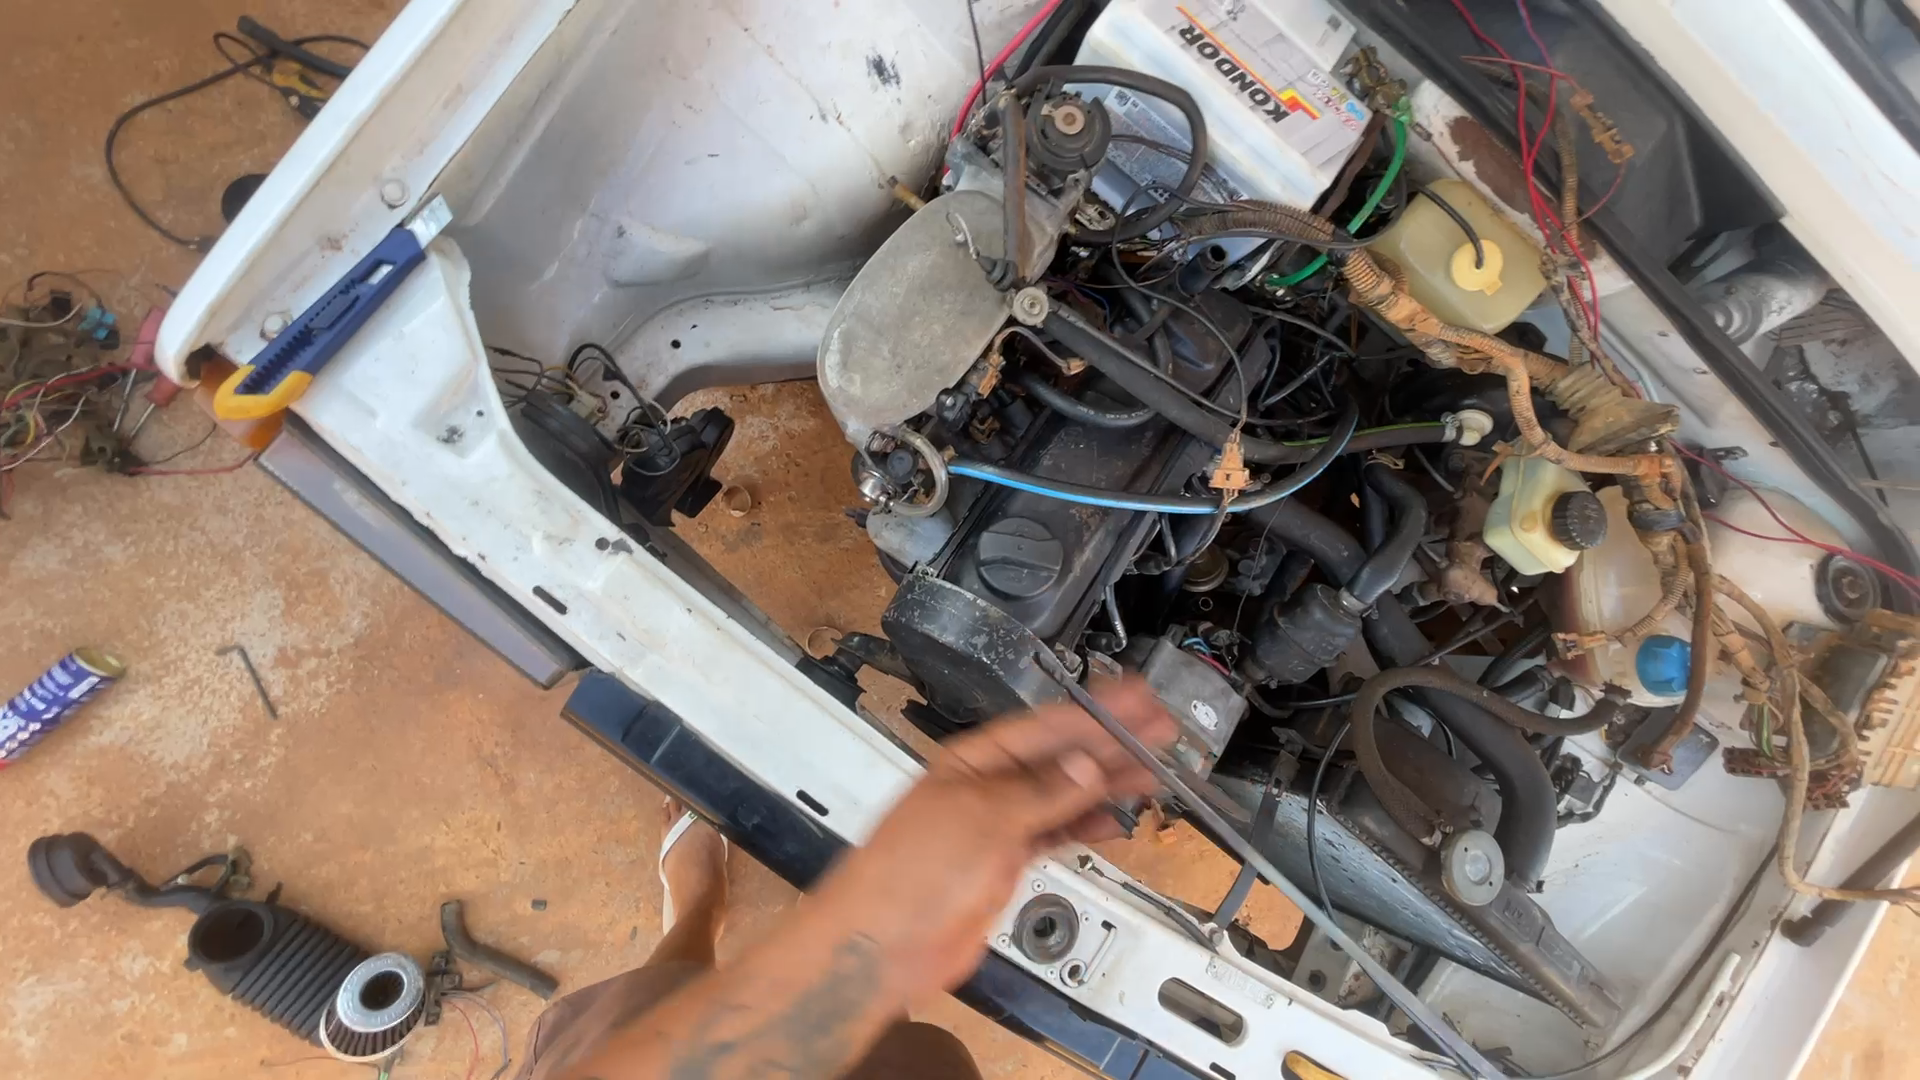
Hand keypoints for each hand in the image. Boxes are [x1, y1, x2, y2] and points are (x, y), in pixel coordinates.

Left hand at [806, 677, 1176, 1005]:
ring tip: (1151, 772)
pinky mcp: (1007, 860)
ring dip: (1106, 783)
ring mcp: (1000, 822)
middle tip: (1159, 730)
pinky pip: (1057, 833)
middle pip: (1062, 756)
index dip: (1096, 712)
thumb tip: (1086, 763)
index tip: (1137, 699)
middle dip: (1111, 742)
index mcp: (977, 758)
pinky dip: (1085, 826)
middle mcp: (991, 784)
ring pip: (1065, 794)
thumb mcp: (983, 819)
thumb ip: (1040, 792)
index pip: (1047, 726)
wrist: (883, 944)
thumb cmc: (911, 869)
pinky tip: (1114, 819)